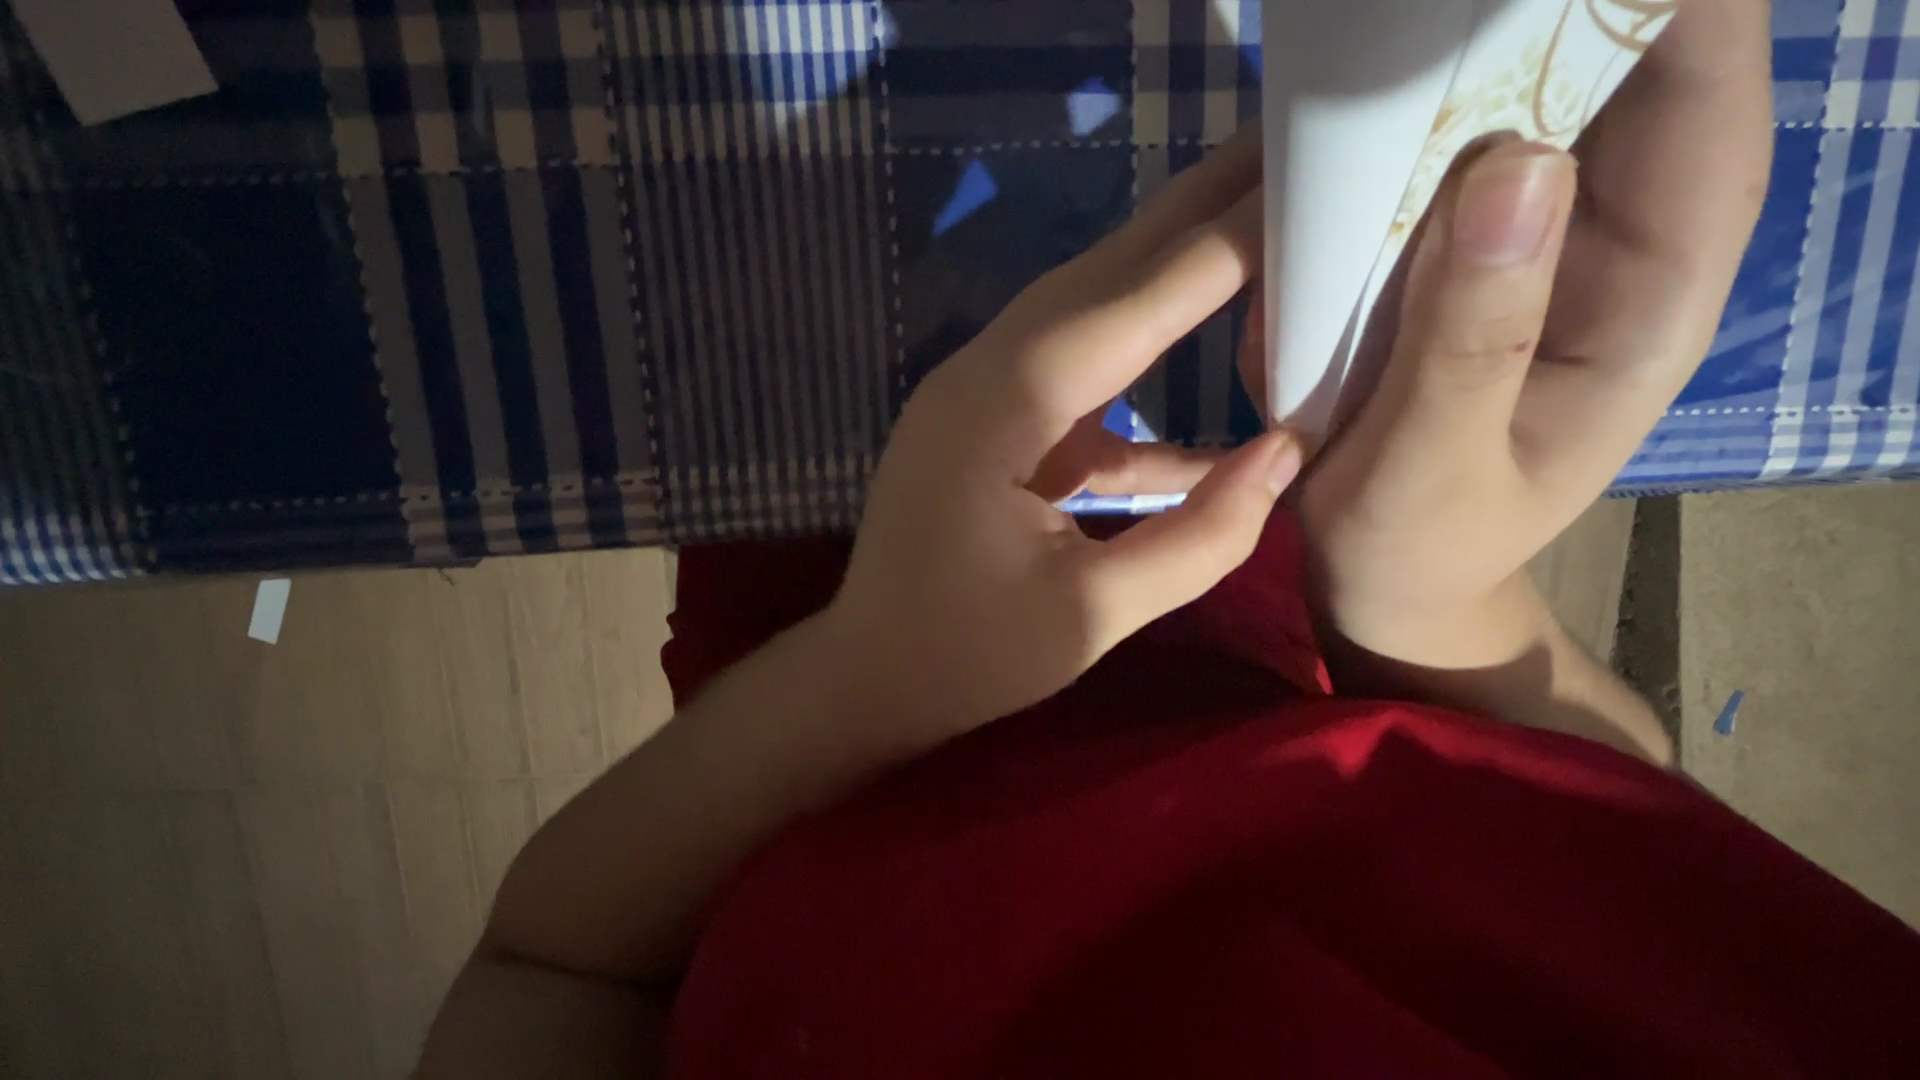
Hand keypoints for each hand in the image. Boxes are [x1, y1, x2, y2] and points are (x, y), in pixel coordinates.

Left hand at [819, 130, 1299, 738]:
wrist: (870, 676)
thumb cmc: (968, 657)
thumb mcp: (1093, 616)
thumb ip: (1198, 536)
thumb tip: (1287, 453)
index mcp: (1002, 407)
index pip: (1127, 304)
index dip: (1218, 247)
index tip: (1303, 185)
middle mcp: (985, 375)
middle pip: (1100, 276)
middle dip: (1193, 216)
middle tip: (1282, 154)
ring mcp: (983, 396)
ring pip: (1088, 316)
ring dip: (1168, 279)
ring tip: (1257, 236)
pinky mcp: (993, 427)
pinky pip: (1078, 384)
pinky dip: (1142, 383)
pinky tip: (1213, 407)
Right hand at [1258, 0, 1772, 670]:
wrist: (1381, 581)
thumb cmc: (1415, 544)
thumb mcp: (1434, 465)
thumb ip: (1469, 342)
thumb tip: (1514, 168)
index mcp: (1640, 319)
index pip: (1704, 141)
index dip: (1689, 28)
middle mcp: (1595, 272)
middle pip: (1617, 111)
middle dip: (1556, 33)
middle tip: (1454, 10)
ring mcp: (1515, 271)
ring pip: (1522, 138)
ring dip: (1466, 86)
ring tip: (1407, 45)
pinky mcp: (1448, 281)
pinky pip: (1438, 191)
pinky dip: (1402, 155)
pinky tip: (1356, 136)